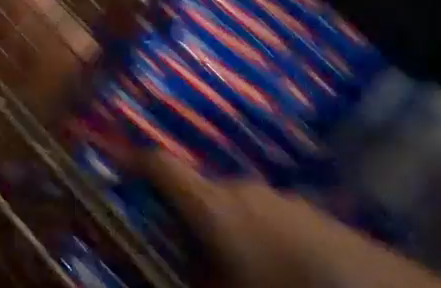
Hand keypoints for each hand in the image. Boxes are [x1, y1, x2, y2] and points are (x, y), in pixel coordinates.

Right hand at [143, 154, 440, 287]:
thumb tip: (161, 272)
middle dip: (189, 220)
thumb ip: (193, 278)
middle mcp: (243, 191)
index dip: (130, 164)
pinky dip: (271, 244)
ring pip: (242, 210)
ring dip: (233, 234)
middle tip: (186, 253)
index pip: (155, 164)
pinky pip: (280, 224)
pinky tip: (287, 277)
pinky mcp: (327, 221)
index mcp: (212, 205)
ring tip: (242, 272)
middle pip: (200, 192)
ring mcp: (290, 203)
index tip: (113, 174)